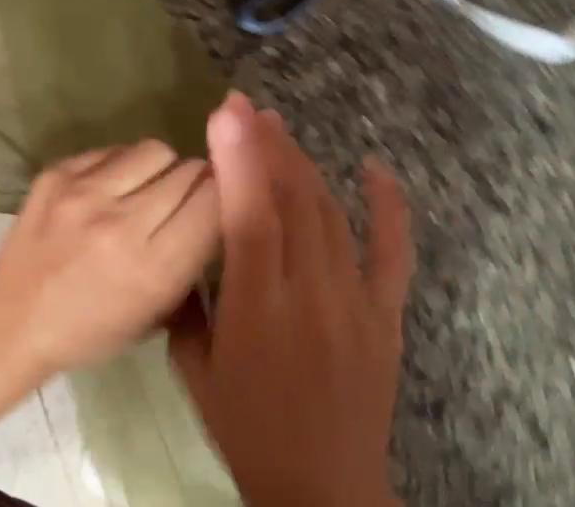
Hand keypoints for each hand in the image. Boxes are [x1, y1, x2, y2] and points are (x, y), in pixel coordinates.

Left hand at [0, 140, 219, 377]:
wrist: (14, 316)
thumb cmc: (92, 330)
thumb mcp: (159, 313)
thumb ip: (192, 261)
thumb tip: (218, 209)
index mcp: (155, 267)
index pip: (216, 202)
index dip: (227, 196)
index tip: (224, 201)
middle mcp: (122, 222)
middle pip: (189, 171)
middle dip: (197, 181)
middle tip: (187, 197)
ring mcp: (84, 193)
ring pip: (153, 150)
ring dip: (161, 167)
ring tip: (149, 188)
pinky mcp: (55, 173)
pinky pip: (111, 150)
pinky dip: (121, 164)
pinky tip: (112, 187)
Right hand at [169, 92, 413, 506]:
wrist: (322, 486)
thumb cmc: (243, 422)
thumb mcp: (192, 363)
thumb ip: (187, 297)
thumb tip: (182, 238)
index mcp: (259, 310)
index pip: (251, 218)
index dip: (239, 159)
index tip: (226, 111)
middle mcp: (312, 298)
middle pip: (294, 204)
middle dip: (268, 147)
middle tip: (245, 106)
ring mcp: (357, 305)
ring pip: (332, 217)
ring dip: (304, 166)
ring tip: (278, 127)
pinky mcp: (386, 318)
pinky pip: (393, 254)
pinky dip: (388, 207)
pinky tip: (374, 168)